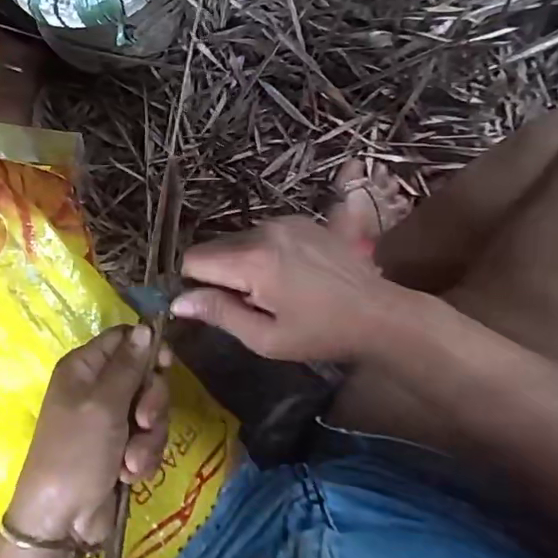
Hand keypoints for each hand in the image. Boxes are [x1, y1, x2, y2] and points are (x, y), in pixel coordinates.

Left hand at [8, 324, 170, 547]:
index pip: (124, 339)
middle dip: (151, 401)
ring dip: (148, 437)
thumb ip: (128, 365)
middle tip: (143, 421)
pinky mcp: (122, 448)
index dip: (148, 347)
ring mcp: (110, 419)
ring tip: (130, 461)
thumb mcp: (103, 404)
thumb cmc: (75, 452)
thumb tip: (147, 326)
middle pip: (144, 375)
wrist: (62, 520)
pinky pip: (148, 439)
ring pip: (151, 410)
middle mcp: (97, 388)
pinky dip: (143, 457)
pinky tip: (129, 474)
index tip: (166, 364)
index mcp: (84, 367)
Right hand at [173, 216, 417, 361]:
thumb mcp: (266, 338)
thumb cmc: (322, 333)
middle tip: (247, 305)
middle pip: (214, 247)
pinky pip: (261, 234)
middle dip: (218, 275)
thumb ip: (219, 314)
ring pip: (237, 240)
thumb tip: (178, 301)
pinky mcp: (299, 219)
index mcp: (252, 260)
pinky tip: (288, 275)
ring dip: (240, 263)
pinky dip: (262, 252)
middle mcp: (262, 230)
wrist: (379, 312)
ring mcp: (283, 221)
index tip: (209, 304)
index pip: (193, 259)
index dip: (192, 282)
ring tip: (272, 291)